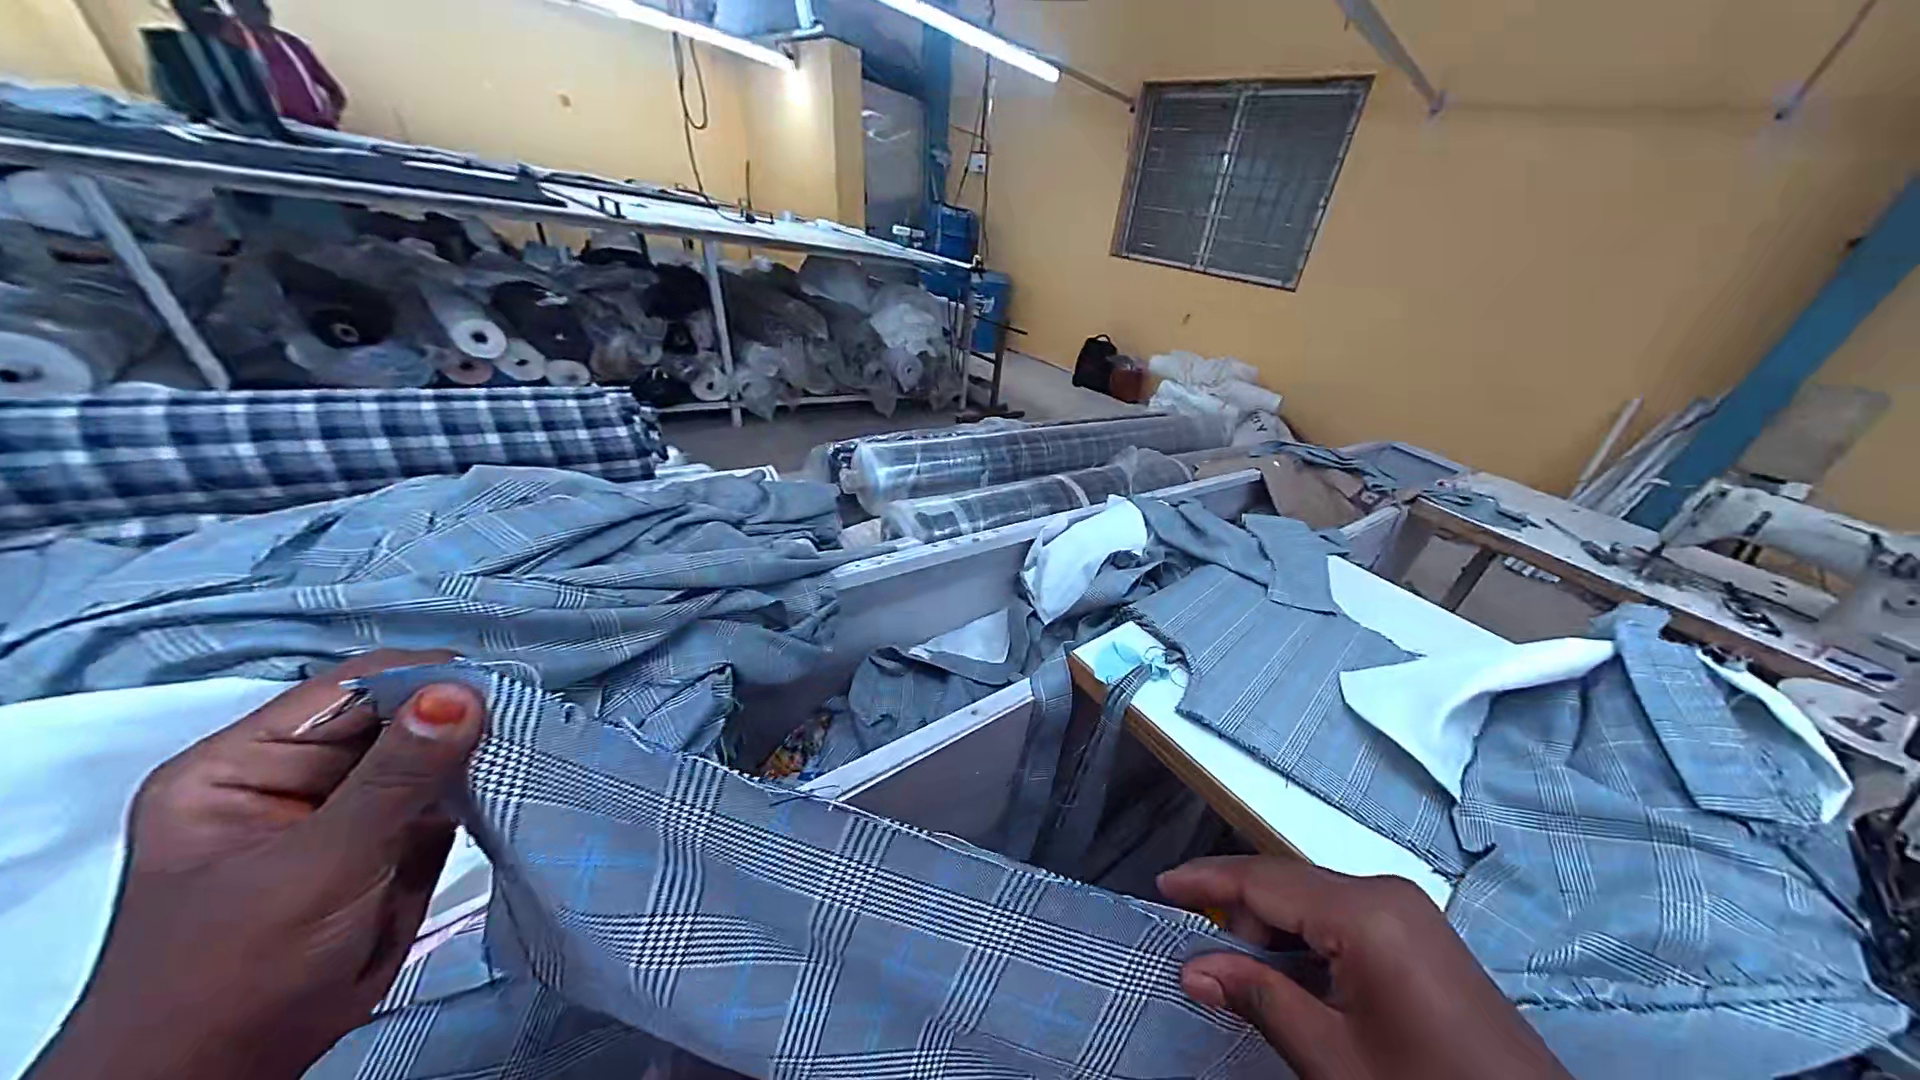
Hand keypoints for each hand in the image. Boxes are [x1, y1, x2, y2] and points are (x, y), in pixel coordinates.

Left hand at [29, 650, 486, 1079]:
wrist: (229, 1077)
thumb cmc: (232, 976)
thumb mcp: (316, 869)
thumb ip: (394, 778)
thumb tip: (460, 695)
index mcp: (245, 763)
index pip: (349, 691)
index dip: (421, 681)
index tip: (493, 689)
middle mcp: (301, 770)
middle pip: (397, 712)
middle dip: (459, 713)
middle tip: (523, 716)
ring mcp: (354, 800)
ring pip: (432, 747)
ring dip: (479, 745)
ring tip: (528, 742)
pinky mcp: (397, 829)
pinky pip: (450, 785)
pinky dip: (484, 779)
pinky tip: (515, 773)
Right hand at [1159, 856, 1570, 1079]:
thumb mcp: (1334, 1059)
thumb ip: (1258, 998)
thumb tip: (1193, 970)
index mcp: (1365, 912)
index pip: (1263, 879)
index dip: (1206, 881)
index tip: (1161, 885)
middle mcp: (1384, 892)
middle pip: (1284, 884)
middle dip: (1238, 914)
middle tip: (1204, 957)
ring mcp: (1405, 908)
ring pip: (1309, 898)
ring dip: (1269, 929)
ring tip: (1245, 974)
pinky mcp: (1416, 930)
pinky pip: (1338, 916)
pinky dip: (1303, 938)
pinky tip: (1290, 974)